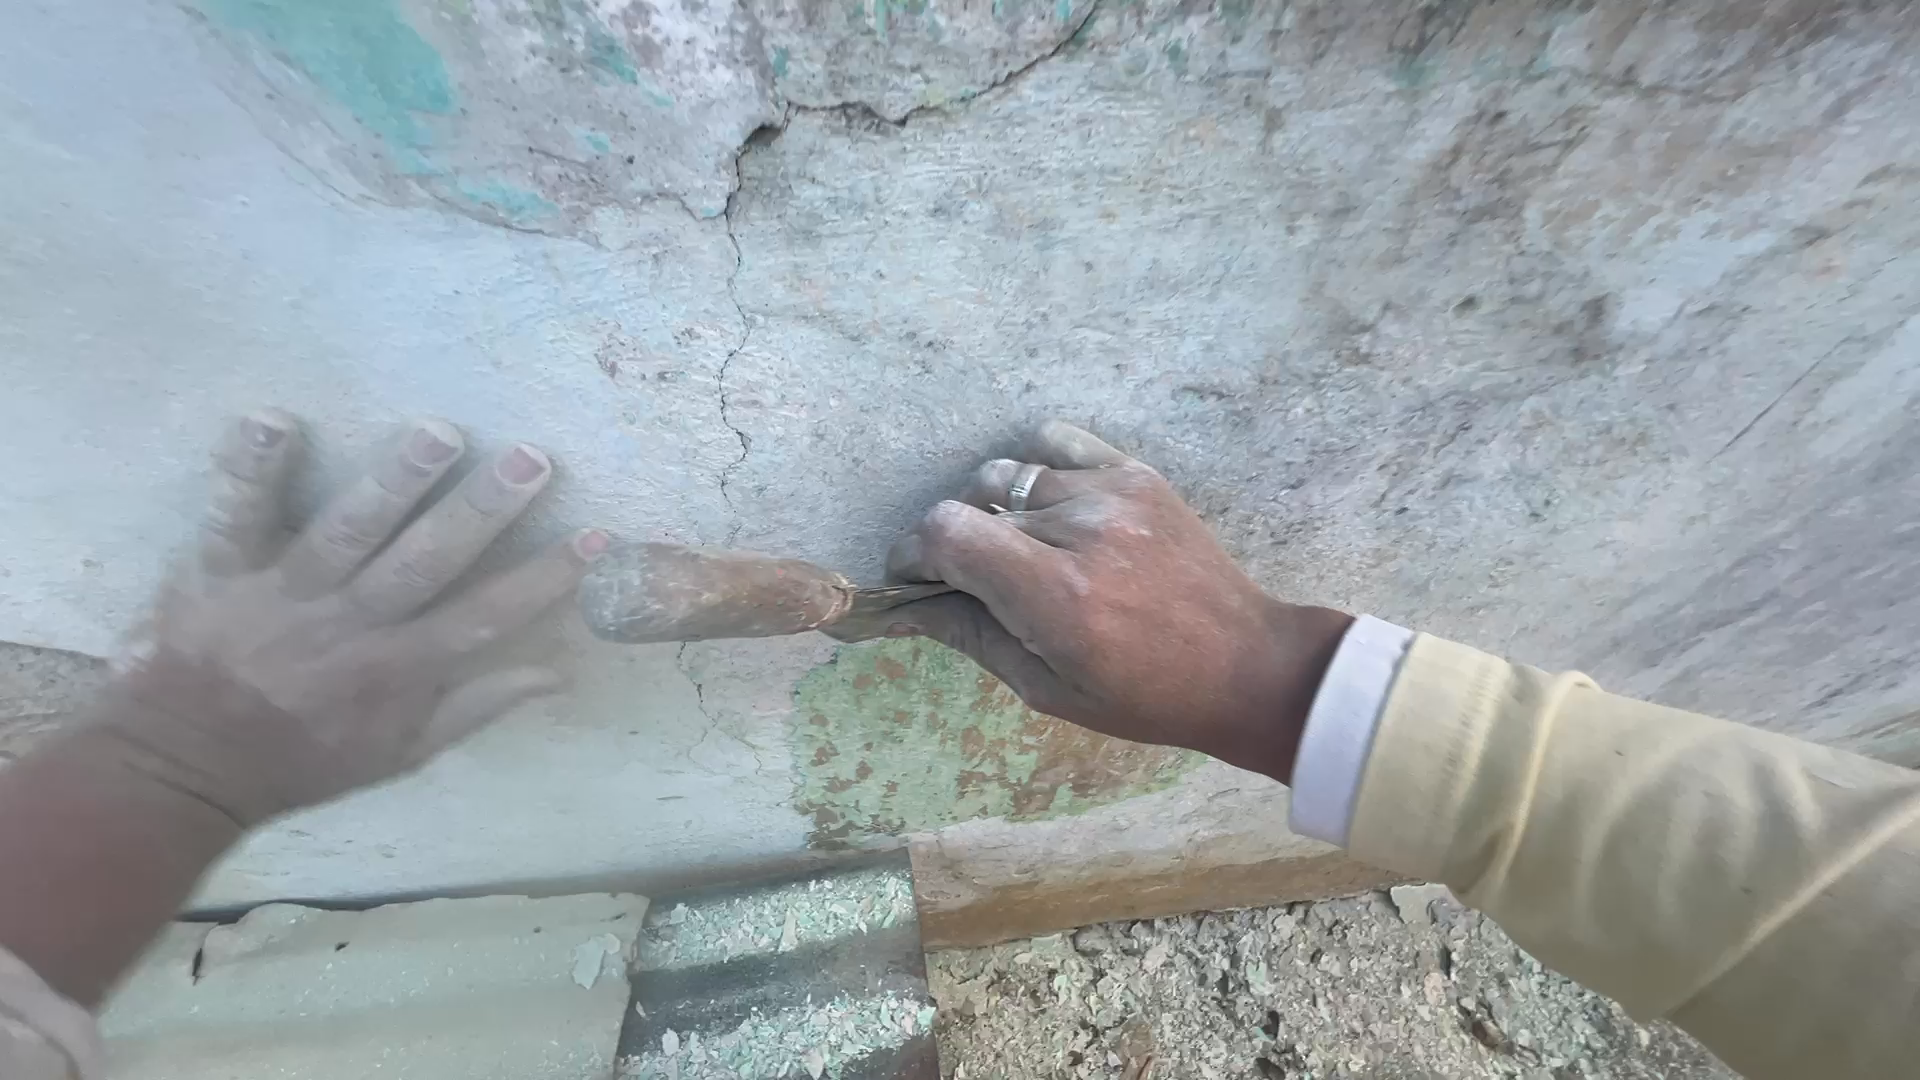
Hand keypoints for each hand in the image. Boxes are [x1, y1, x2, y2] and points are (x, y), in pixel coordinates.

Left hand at [101, 410, 604, 825]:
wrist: (173, 770)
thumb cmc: (310, 756)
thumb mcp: (409, 751)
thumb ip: (482, 705)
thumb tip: (561, 674)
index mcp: (403, 666)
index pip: (492, 614)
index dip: (547, 576)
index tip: (596, 536)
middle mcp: (354, 624)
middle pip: (429, 560)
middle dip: (484, 509)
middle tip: (532, 459)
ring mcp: (284, 594)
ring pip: (349, 531)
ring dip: (396, 481)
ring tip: (441, 432)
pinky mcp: (218, 572)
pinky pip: (233, 516)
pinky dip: (251, 470)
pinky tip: (275, 418)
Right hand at [883, 421, 1351, 782]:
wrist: (1245, 664)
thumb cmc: (1143, 696)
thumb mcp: (1045, 688)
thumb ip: (970, 634)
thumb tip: (905, 608)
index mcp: (1056, 593)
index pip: (946, 533)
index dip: (912, 553)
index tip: (914, 578)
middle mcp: (1079, 527)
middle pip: (971, 502)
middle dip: (951, 542)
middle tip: (967, 577)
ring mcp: (1111, 490)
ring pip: (1007, 474)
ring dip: (990, 510)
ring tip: (1014, 545)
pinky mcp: (1136, 473)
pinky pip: (1056, 445)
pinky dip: (1033, 472)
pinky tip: (1046, 507)